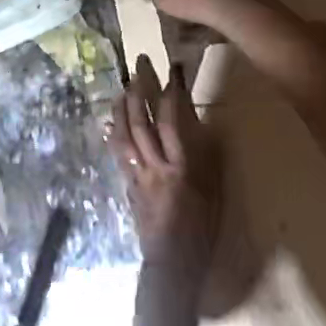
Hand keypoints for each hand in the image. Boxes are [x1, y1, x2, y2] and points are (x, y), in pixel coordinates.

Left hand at [111, 55, 218, 266]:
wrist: (173, 263)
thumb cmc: (200, 228)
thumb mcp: (214, 189)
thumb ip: (206, 155)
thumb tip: (199, 124)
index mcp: (180, 167)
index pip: (172, 120)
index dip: (172, 91)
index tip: (174, 68)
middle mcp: (154, 166)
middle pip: (141, 120)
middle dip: (140, 87)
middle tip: (141, 62)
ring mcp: (136, 175)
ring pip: (124, 133)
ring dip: (122, 104)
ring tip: (124, 84)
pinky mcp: (127, 184)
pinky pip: (117, 152)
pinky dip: (114, 132)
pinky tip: (111, 120)